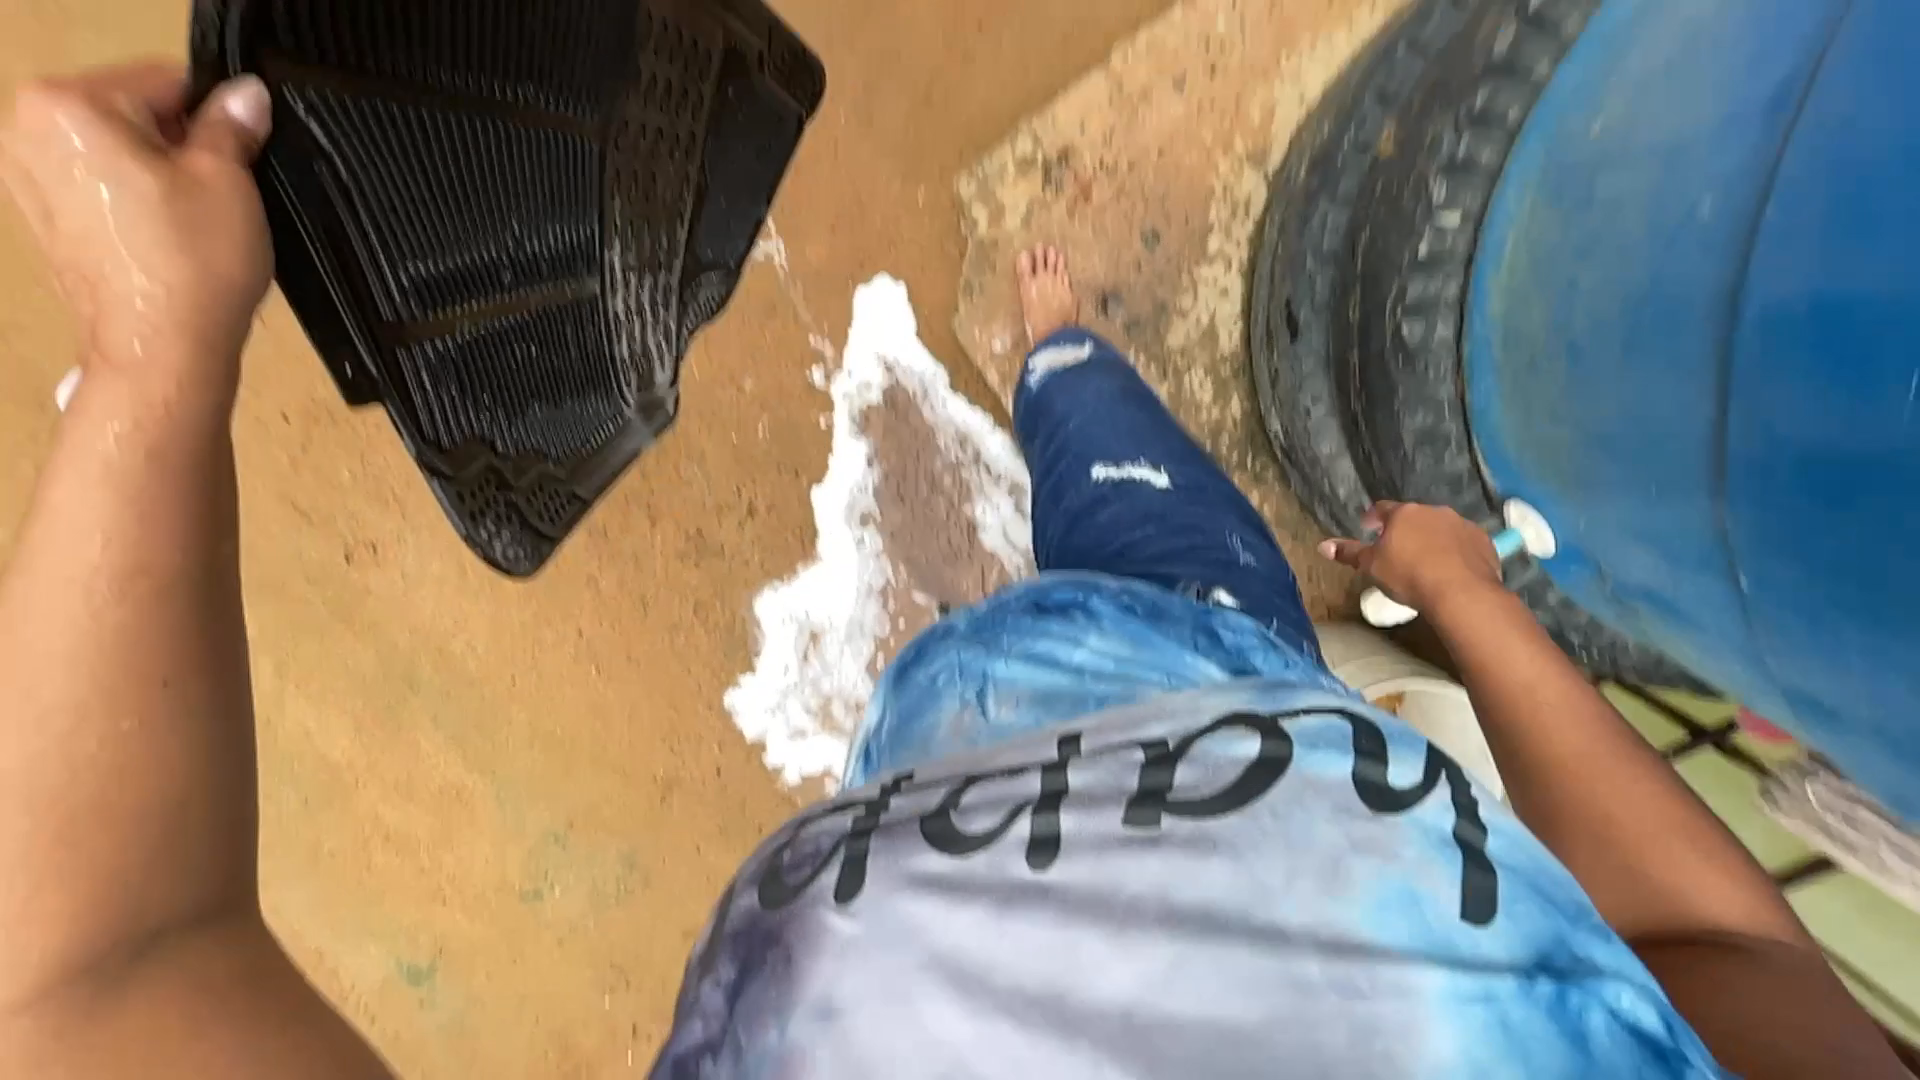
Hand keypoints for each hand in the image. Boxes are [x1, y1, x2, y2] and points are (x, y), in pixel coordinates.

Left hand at [3, 63, 273, 410]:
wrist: (160, 343)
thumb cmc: (198, 259)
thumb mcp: (229, 184)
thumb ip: (231, 128)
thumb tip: (247, 91)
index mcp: (68, 103)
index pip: (163, 80)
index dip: (218, 116)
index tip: (248, 157)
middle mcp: (24, 123)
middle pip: (129, 110)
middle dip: (182, 142)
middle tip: (226, 193)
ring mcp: (21, 169)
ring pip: (113, 147)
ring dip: (159, 169)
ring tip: (197, 218)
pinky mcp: (38, 210)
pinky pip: (96, 181)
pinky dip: (136, 196)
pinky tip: (166, 234)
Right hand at [1318, 501, 1501, 611]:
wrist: (1462, 593)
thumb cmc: (1408, 575)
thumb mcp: (1371, 566)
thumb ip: (1349, 553)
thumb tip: (1322, 545)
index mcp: (1403, 513)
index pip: (1382, 508)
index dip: (1373, 518)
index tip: (1368, 529)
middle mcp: (1434, 511)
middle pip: (1413, 517)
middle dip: (1405, 529)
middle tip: (1397, 550)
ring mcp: (1462, 524)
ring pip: (1441, 528)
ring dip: (1432, 538)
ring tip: (1426, 562)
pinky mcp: (1484, 541)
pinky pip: (1463, 542)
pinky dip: (1455, 551)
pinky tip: (1451, 569)